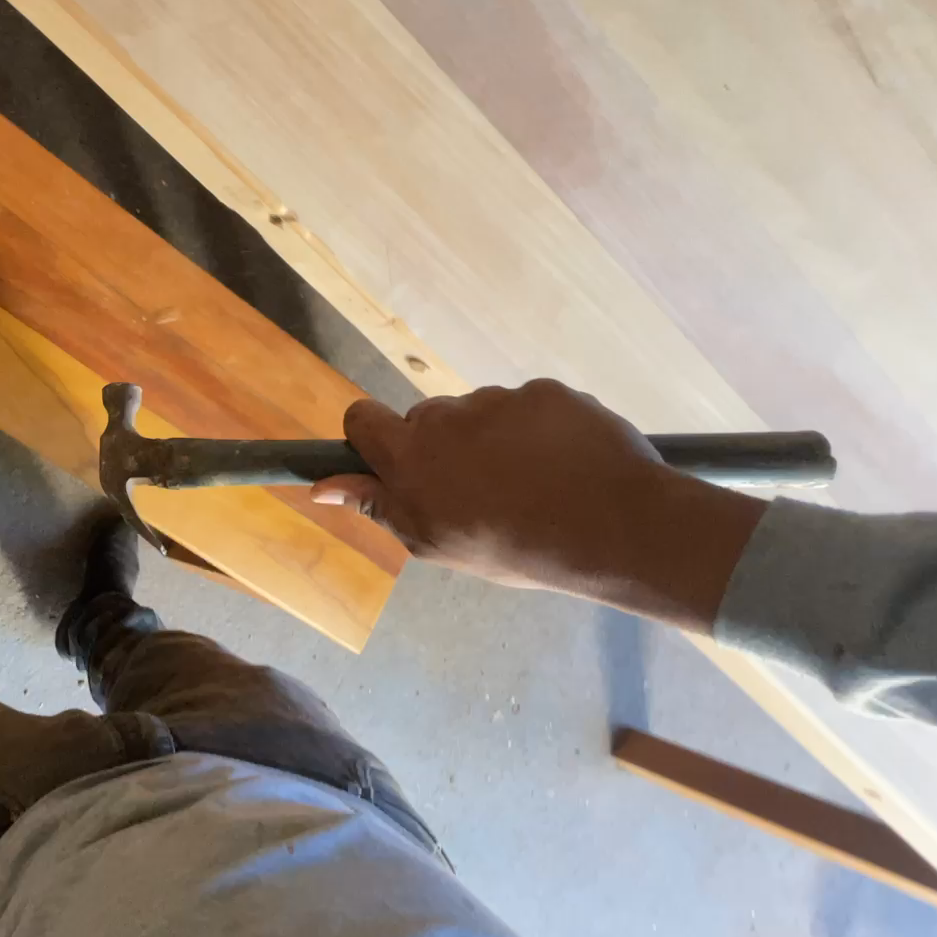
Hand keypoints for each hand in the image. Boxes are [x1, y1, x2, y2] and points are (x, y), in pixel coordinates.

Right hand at [313, 379, 765, 626]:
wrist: (616, 528)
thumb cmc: (508, 545)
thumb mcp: (430, 541)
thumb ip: (375, 505)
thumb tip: (319, 488)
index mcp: (408, 452)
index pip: (361, 416)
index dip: (369, 435)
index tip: (392, 462)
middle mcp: (444, 415)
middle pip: (425, 419)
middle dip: (440, 445)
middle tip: (476, 487)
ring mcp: (499, 398)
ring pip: (478, 412)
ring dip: (490, 438)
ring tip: (530, 479)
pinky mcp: (548, 391)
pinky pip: (528, 405)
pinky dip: (536, 428)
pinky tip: (561, 462)